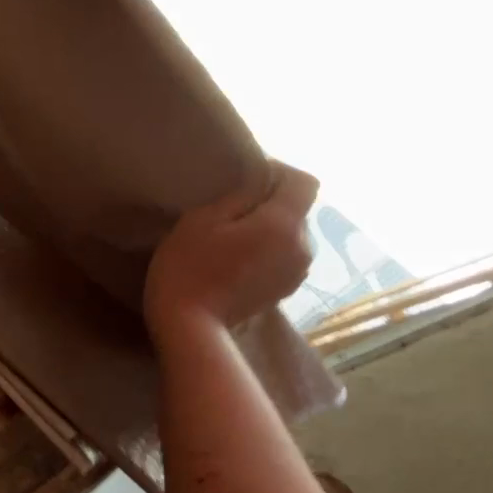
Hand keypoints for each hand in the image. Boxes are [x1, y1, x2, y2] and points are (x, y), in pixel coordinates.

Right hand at [145, 161, 318, 340]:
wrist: (192, 321)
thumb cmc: (188, 265)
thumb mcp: (202, 220)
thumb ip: (238, 197)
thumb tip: (260, 181)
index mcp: (283, 224)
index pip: (304, 181)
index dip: (279, 170)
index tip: (247, 175)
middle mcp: (303, 245)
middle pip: (298, 208)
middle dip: (270, 201)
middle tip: (228, 206)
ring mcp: (300, 269)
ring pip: (291, 233)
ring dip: (268, 226)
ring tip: (230, 235)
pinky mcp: (288, 287)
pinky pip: (285, 254)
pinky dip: (266, 248)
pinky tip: (235, 259)